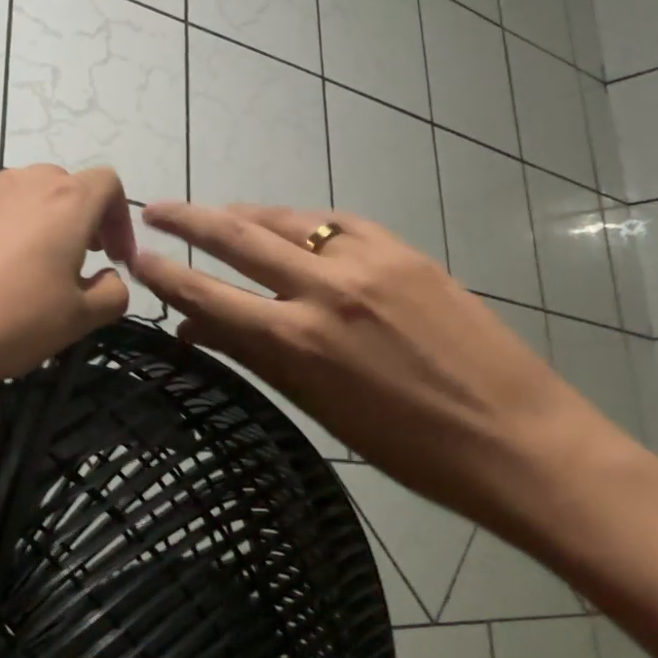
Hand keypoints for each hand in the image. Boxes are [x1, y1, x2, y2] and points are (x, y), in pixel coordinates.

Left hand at [0, 165, 136, 387]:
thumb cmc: (16, 316)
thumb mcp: (80, 318)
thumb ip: (112, 293)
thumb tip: (108, 279)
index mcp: (67, 199)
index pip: (108, 184)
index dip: (121, 221)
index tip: (115, 260)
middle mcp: (27, 184)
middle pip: (67, 186)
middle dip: (84, 220)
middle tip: (83, 262)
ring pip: (31, 198)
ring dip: (48, 225)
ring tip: (43, 272)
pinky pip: (0, 215)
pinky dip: (14, 234)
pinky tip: (3, 278)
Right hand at [129, 202, 627, 524]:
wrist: (521, 441)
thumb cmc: (410, 448)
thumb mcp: (318, 407)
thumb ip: (252, 357)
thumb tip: (195, 329)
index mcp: (297, 342)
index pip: (206, 295)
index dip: (163, 274)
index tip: (137, 258)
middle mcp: (324, 290)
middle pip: (235, 236)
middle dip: (186, 219)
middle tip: (154, 208)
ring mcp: (368, 262)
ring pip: (284, 219)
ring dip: (241, 215)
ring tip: (214, 215)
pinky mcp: (405, 251)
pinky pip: (335, 223)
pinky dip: (300, 221)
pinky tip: (286, 224)